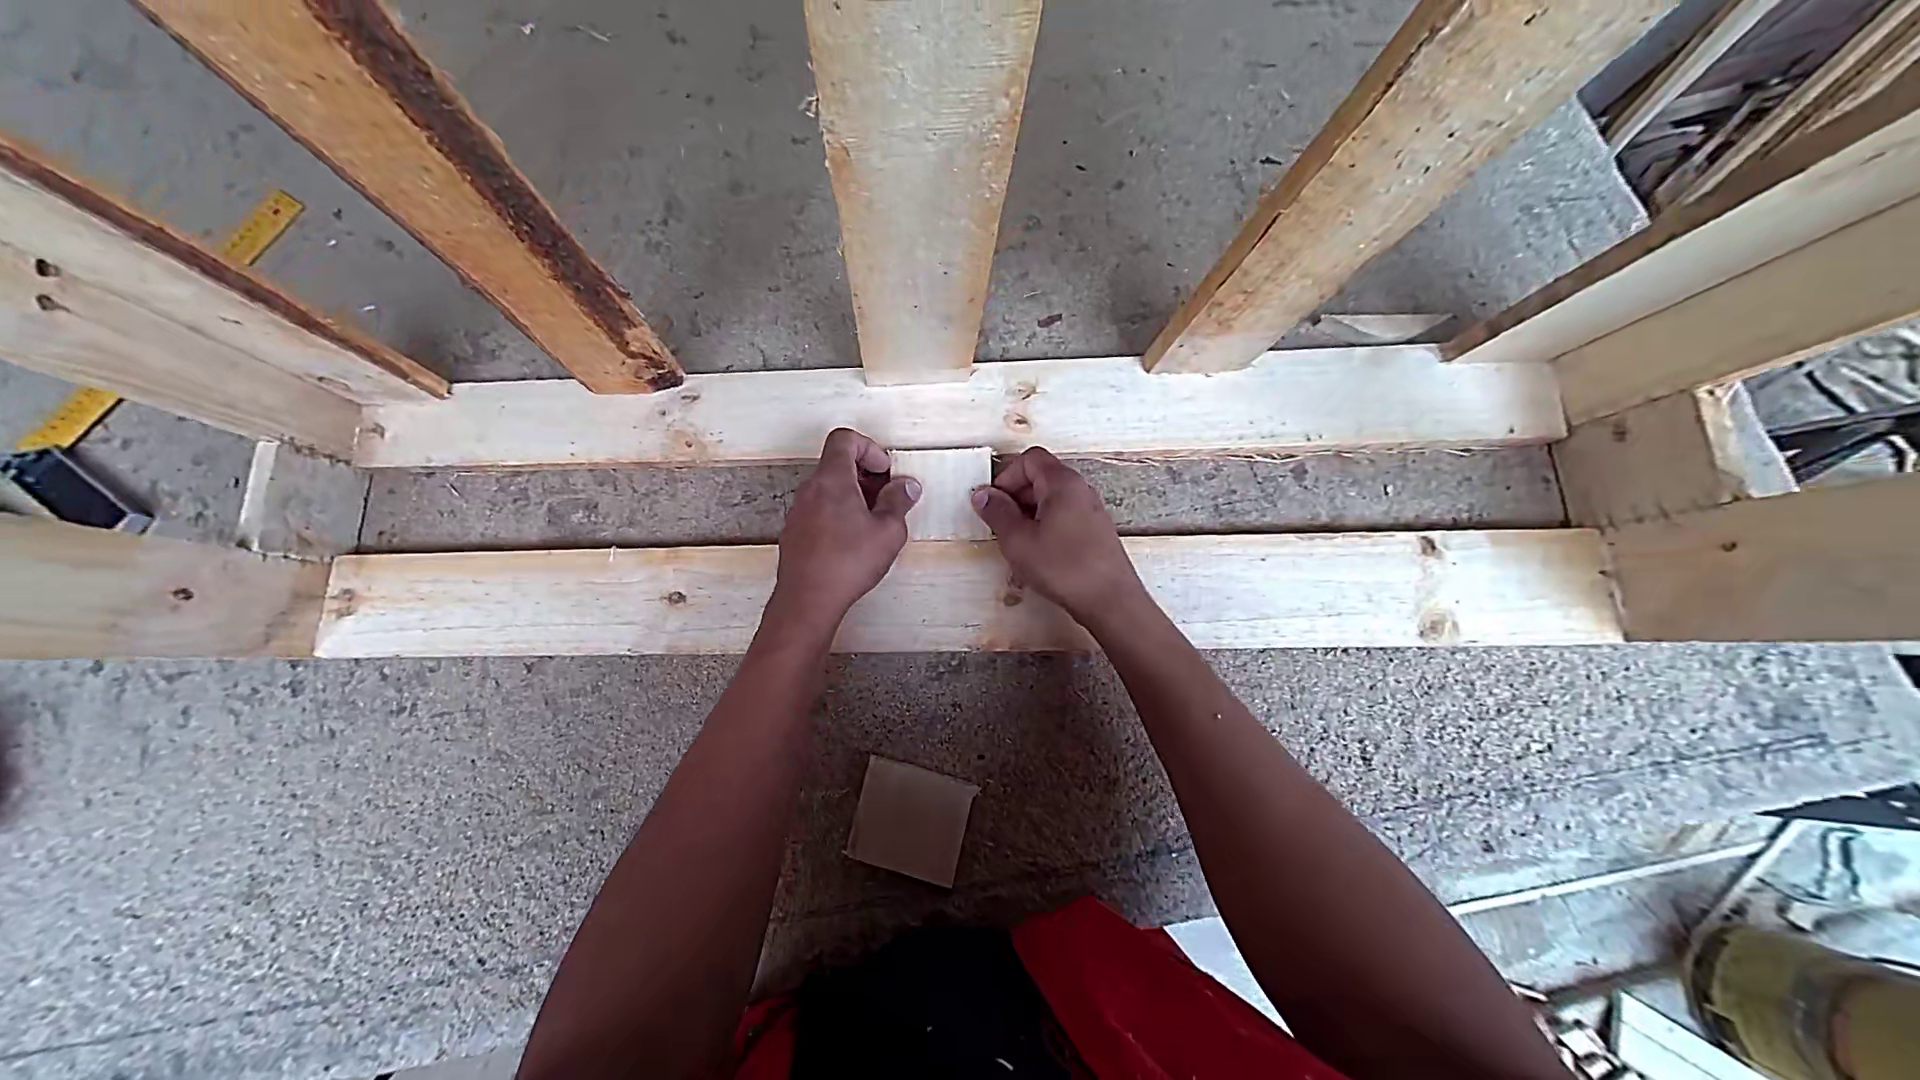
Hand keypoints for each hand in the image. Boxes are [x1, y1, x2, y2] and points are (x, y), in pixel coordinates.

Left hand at [768, 428, 920, 636]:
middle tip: (887, 495)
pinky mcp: (796, 532)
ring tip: (874, 521)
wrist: (808, 599)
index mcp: (832, 480)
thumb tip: (905, 487)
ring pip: (829, 487)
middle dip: (867, 474)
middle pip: (837, 463)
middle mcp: (811, 490)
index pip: (844, 439)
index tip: (885, 470)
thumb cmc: (844, 565)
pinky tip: (855, 540)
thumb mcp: (888, 531)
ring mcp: (800, 511)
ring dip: (854, 495)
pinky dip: (839, 513)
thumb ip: (899, 501)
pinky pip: (819, 509)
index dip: (870, 448)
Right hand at [971, 447, 1148, 625]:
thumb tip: (984, 496)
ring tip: (1017, 541)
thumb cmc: (1066, 569)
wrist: (1109, 600)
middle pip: (1041, 477)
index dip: (1006, 477)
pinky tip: (1038, 553)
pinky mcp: (1095, 531)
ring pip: (1052, 499)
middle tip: (1000, 522)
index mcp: (1062, 483)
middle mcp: (1081, 490)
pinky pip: (1064, 516)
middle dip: (1015, 496)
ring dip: (1029, 514)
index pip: (1029, 459)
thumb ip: (997, 513)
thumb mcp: (1017, 540)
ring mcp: (1091, 510)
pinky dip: (1046, 526)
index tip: (993, 501)